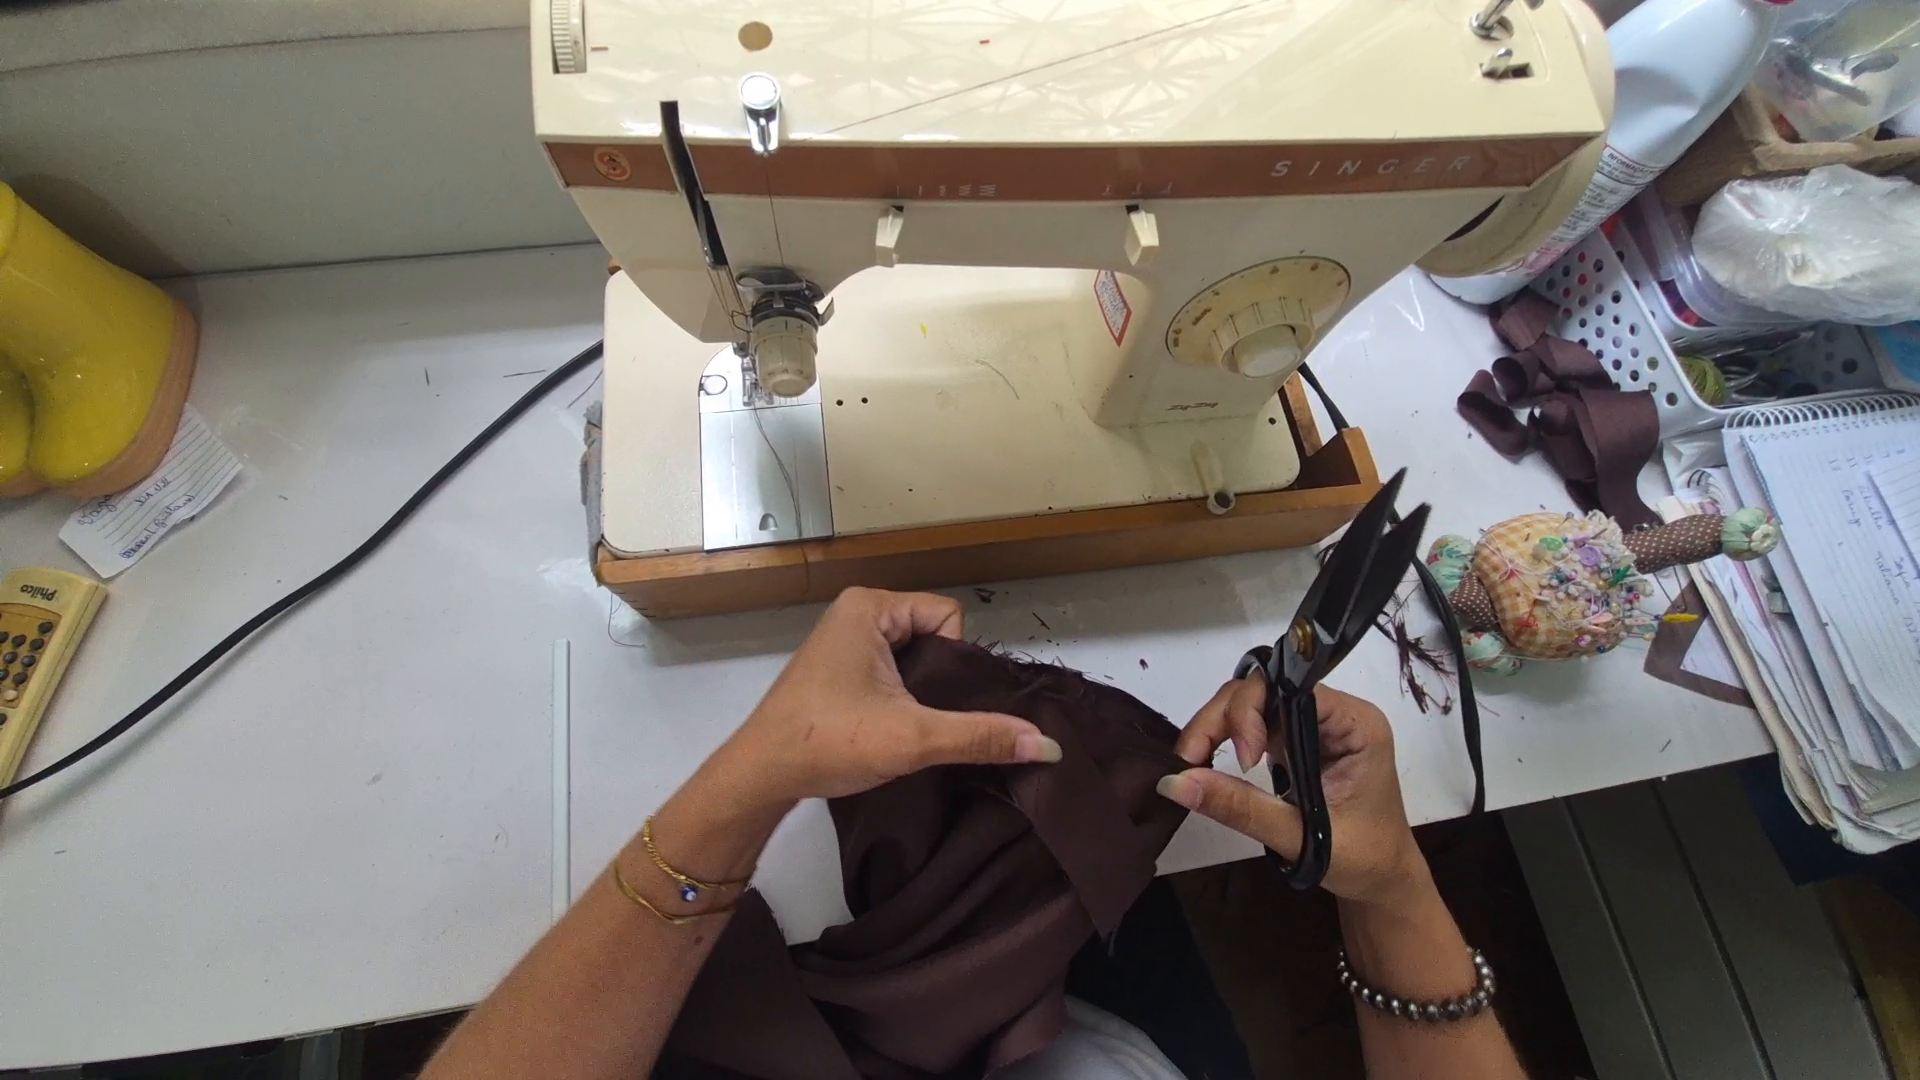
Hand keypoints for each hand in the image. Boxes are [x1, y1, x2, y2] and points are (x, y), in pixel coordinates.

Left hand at [705, 588, 1061, 808]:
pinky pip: (890, 668)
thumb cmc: (830, 741)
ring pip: (913, 656)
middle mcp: (856, 611)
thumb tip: (1050, 745)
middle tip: (922, 719)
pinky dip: (899, 695)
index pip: (948, 618)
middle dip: (938, 678)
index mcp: (870, 606)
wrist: (759, 776)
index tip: (932, 702)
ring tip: (903, 725)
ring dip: (919, 691)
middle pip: (933, 635)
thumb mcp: (913, 738)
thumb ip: (981, 736)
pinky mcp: (837, 666)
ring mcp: (843, 638)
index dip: (954, 662)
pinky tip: (888, 725)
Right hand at [1157, 681, 1425, 905]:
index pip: (1288, 688)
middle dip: (1220, 720)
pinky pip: (1249, 721)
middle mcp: (1333, 711)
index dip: (1250, 712)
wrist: (1385, 886)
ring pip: (1248, 702)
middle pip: (1260, 689)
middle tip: (1191, 761)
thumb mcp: (1302, 837)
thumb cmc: (1363, 862)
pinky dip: (1223, 737)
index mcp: (1354, 723)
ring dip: (1215, 727)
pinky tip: (1208, 761)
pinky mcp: (1294, 737)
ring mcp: (1312, 722)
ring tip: (1193, 764)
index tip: (1240, 761)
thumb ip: (1240, 806)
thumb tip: (1173, 782)